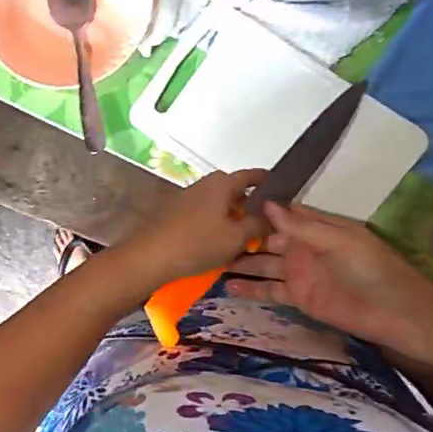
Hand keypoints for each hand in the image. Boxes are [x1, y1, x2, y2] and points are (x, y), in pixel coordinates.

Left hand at [112, 169, 266, 285]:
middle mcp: (203, 185)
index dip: (266, 181)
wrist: (151, 256)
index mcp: (221, 184)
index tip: (280, 189)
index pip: (250, 175)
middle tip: (263, 221)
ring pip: (217, 203)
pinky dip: (215, 222)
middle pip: (233, 190)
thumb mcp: (236, 237)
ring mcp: (187, 198)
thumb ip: (258, 224)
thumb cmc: (198, 243)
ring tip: (243, 235)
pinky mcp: (175, 213)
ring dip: (231, 215)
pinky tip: (219, 242)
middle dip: (249, 203)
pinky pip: (204, 213)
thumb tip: (271, 216)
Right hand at [226, 202, 432, 386]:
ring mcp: (300, 272)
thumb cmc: (377, 273)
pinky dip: (248, 288)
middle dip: (241, 234)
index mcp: (319, 227)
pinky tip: (226, 285)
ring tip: (208, 259)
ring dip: (240, 261)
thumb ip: (302, 226)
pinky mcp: (298, 297)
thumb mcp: (341, 243)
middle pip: (267, 237)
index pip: (282, 212)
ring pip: (262, 263)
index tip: (227, 202)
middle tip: (208, 232)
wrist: (402, 319)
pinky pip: (268, 289)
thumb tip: (266, 204)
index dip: (257, 208)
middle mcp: (304, 246)